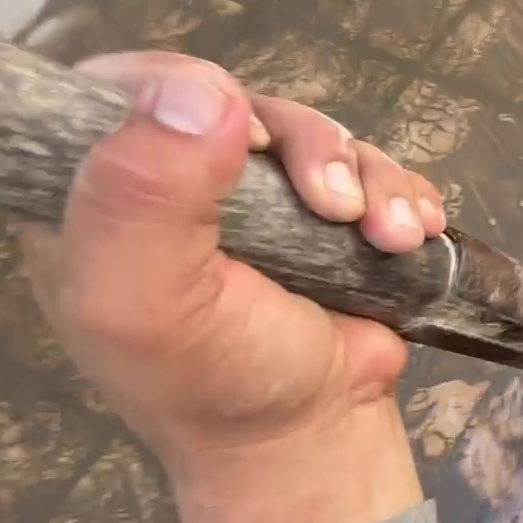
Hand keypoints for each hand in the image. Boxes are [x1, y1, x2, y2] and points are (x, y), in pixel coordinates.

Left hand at [20, 52, 448, 522]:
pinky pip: (385, 176)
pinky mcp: (345, 221)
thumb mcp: (149, 303)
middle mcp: (192, 185)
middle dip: (318, 151)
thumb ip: (142, 197)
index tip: (248, 144)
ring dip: (378, 184)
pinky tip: (416, 234)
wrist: (316, 431)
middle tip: (339, 208)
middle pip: (258, 109)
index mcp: (105, 191)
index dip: (194, 94)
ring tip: (394, 239)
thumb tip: (207, 92)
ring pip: (335, 141)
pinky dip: (410, 198)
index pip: (129, 90)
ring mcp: (278, 203)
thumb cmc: (217, 380)